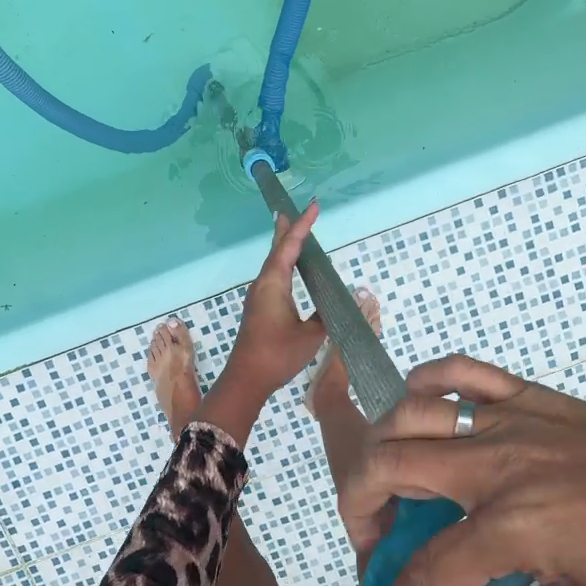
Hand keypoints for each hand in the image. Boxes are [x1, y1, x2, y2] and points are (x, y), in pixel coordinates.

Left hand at [217, 201, 326, 398]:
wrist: (246, 379)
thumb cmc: (277, 354)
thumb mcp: (310, 336)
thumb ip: (326, 317)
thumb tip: (339, 303)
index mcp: (274, 284)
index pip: (290, 246)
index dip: (303, 225)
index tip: (314, 206)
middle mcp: (263, 284)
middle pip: (276, 249)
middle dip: (287, 229)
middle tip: (293, 209)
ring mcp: (259, 296)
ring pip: (273, 263)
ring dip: (284, 246)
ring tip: (293, 230)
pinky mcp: (259, 308)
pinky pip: (273, 276)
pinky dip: (283, 263)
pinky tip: (289, 268)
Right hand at [338, 355, 585, 585]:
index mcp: (518, 525)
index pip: (426, 567)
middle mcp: (502, 461)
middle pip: (388, 466)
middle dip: (359, 510)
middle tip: (375, 545)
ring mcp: (514, 418)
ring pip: (408, 412)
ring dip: (382, 448)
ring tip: (393, 486)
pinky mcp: (533, 394)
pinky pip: (460, 370)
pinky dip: (426, 384)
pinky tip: (425, 414)